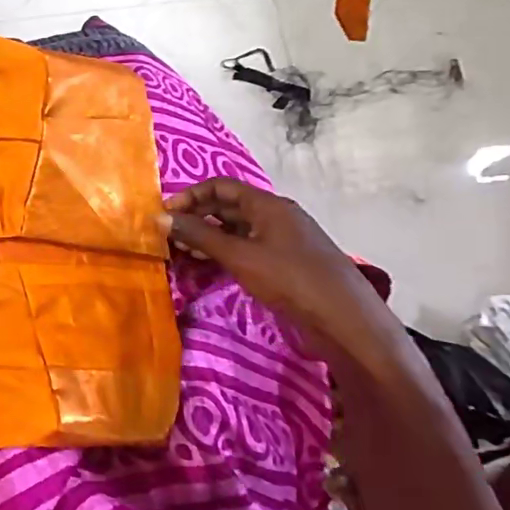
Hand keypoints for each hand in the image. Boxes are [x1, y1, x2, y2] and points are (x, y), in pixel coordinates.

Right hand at [159, 178, 401, 364]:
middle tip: (170, 235)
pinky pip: (249, 246)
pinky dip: (226, 251)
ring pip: (237, 228)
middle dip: (197, 216)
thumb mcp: (239, 256)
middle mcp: (277, 215)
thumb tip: (160, 218)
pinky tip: (211, 266)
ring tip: (184, 253)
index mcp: (268, 205)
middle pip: (228, 206)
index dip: (190, 196)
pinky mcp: (288, 262)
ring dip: (209, 236)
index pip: (221, 186)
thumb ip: (198, 235)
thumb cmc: (292, 281)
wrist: (348, 323)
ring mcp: (285, 239)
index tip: (166, 215)